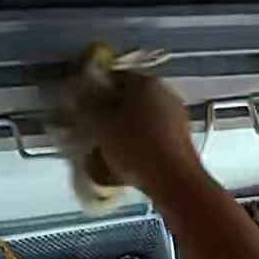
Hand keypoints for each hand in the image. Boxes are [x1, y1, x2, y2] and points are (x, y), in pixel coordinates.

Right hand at [58, 58, 208, 198]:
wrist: (175, 182)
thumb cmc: (136, 149)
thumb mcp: (102, 127)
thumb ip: (86, 107)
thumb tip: (75, 93)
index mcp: (145, 82)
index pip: (115, 76)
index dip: (96, 91)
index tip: (85, 107)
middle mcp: (166, 93)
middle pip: (132, 98)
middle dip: (114, 112)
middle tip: (97, 130)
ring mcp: (178, 117)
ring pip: (145, 118)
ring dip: (129, 129)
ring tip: (113, 149)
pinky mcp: (183, 141)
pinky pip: (156, 136)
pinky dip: (144, 143)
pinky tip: (133, 160)